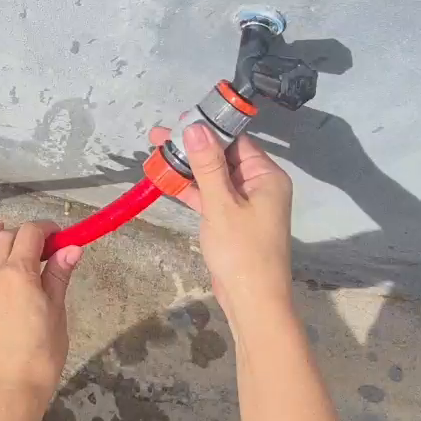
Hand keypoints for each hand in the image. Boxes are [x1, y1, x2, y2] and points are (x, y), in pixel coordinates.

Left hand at [0, 220, 83, 414]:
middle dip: (22, 233)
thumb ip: (59, 275)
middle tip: (40, 244)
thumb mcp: (58, 311)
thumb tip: (72, 246)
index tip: (60, 237)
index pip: (30, 233)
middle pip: (4, 239)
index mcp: (20, 272)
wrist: (12, 386)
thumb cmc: (43, 351)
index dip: (46, 229)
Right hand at [149, 123, 294, 317]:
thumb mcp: (221, 204)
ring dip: (186, 168)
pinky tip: (165, 180)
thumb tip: (195, 126)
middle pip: (222, 157)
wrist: (252, 301)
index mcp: (266, 176)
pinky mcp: (231, 221)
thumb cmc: (242, 250)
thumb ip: (207, 165)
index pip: (236, 141)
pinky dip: (190, 189)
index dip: (208, 129)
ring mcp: (244, 204)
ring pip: (212, 177)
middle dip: (191, 147)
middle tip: (157, 136)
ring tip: (154, 153)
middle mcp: (258, 186)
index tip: (178, 120)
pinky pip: (209, 196)